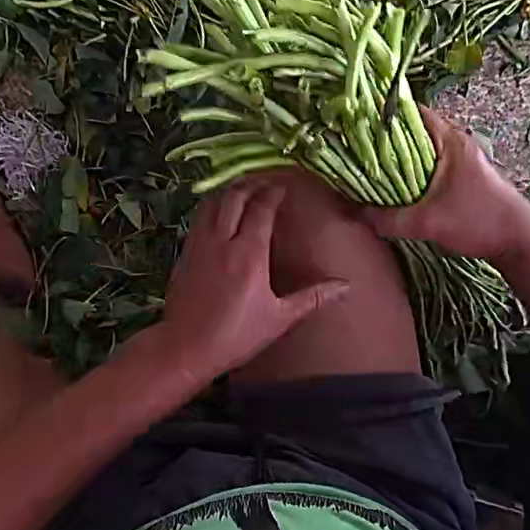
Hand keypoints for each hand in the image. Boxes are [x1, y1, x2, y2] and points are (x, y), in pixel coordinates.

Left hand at [160, 181, 349, 374]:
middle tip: (264, 181)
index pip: (261, 209)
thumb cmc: (236, 335)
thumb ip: (312, 297)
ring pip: (211, 203)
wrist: (186, 348)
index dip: (272, 193)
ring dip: (228, 192)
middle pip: (234, 197)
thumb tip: (345, 286)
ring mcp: (199, 245)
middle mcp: (222, 241)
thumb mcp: (280, 318)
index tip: (282, 187)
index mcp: (249, 253)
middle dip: (250, 184)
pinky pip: (198, 219)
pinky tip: (217, 214)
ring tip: (241, 190)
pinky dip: (211, 208)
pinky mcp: (184, 254)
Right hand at [363, 107, 529, 262]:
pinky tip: (391, 185)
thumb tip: (354, 214)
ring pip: (419, 150)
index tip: (356, 123)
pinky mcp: (460, 176)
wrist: (519, 241)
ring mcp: (459, 159)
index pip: (412, 112)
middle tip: (353, 148)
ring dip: (396, 157)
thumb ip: (388, 219)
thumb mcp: (427, 223)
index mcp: (450, 141)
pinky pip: (426, 165)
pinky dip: (408, 171)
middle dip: (383, 138)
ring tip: (366, 166)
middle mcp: (455, 143)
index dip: (383, 114)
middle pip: (412, 131)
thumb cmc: (479, 221)